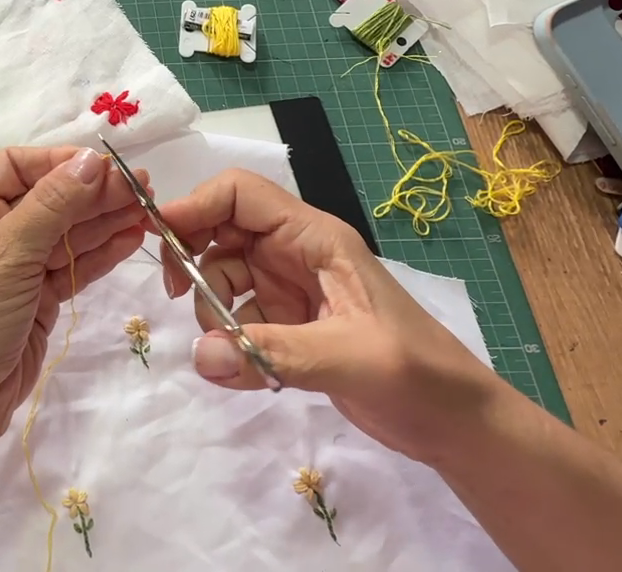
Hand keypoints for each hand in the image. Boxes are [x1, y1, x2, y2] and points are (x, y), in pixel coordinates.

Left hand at [0, 147, 148, 438]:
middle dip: (92, 192)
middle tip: (142, 186)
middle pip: (47, 198)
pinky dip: (101, 253)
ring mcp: (13, 264)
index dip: (59, 163)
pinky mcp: (35, 296)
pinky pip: (72, 265)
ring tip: (148, 207)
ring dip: (104, 220)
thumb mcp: (6, 252)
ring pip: (64, 232)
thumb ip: (52, 205)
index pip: (16, 167)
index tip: (105, 166)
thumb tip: (91, 160)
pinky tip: (132, 237)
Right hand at [157, 169, 505, 463]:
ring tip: (232, 351)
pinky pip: (234, 314)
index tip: (161, 238)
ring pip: (220, 273)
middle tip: (181, 296)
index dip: (195, 205)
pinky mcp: (284, 321)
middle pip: (219, 229)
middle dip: (192, 256)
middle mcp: (294, 252)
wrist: (460, 427)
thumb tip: (200, 355)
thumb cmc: (420, 376)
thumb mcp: (353, 358)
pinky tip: (242, 369)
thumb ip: (275, 352)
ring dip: (211, 308)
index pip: (240, 194)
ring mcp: (287, 286)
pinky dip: (227, 338)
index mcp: (314, 237)